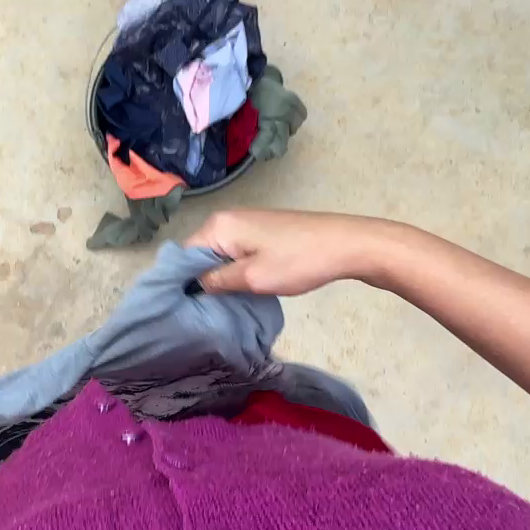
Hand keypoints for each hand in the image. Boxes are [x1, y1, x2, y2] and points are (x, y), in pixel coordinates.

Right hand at [184, 209, 405, 294]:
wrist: (348, 245)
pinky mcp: (260, 231)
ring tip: (223, 303)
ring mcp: (245, 224)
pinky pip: (235, 253)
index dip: (181, 282)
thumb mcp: (252, 278)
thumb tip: (192, 287)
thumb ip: (216, 282)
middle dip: (200, 280)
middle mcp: (226, 219)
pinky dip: (235, 271)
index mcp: (218, 226)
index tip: (185, 308)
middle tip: (205, 310)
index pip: (182, 256)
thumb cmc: (298, 261)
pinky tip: (242, 288)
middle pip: (199, 255)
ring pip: (218, 256)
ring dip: (220, 278)